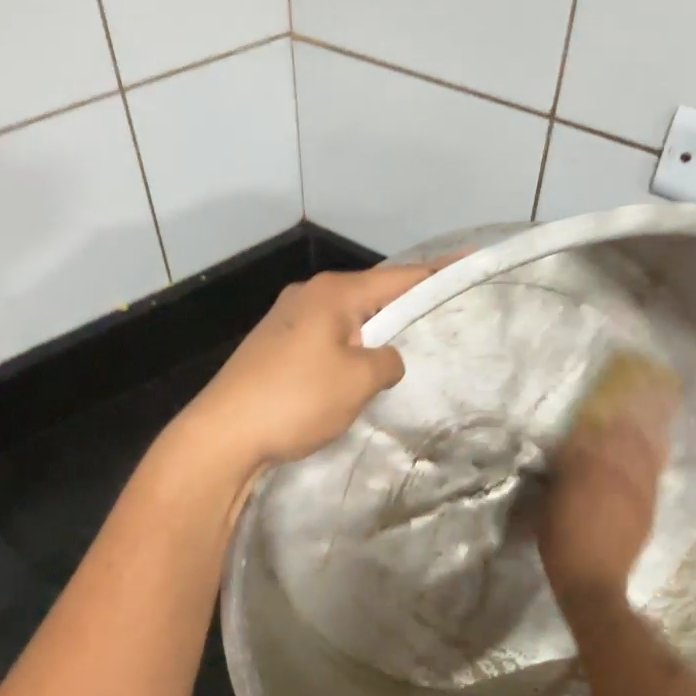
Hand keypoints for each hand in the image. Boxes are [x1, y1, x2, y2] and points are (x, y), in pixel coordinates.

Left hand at [172, 257, 461, 476]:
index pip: (400, 276)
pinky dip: (350, 348)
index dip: (438, 272)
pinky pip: (326, 338)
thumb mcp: (358, 380)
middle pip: (372, 293)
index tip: (471, 260)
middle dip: (407, 303)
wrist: (223, 435)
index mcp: (334, 292)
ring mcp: (286, 320)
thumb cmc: (296, 400)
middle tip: (446, 313)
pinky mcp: (274, 347)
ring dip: (377, 331)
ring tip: (409, 344)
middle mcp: (309, 295)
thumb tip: (383, 359)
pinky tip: (360, 367)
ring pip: (347, 318)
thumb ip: (387, 361)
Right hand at [539, 356, 678, 599]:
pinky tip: (660, 439)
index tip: (611, 384)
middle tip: (644, 380)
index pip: (598, 432)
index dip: (605, 408)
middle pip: (629, 433)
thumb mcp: (549, 507)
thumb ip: (562, 475)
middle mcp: (620, 475)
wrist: (595, 583)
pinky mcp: (648, 505)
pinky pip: (655, 469)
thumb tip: (570, 449)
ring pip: (647, 448)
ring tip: (658, 399)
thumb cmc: (562, 545)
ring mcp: (639, 491)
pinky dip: (657, 449)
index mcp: (590, 473)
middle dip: (635, 407)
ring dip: (651, 423)